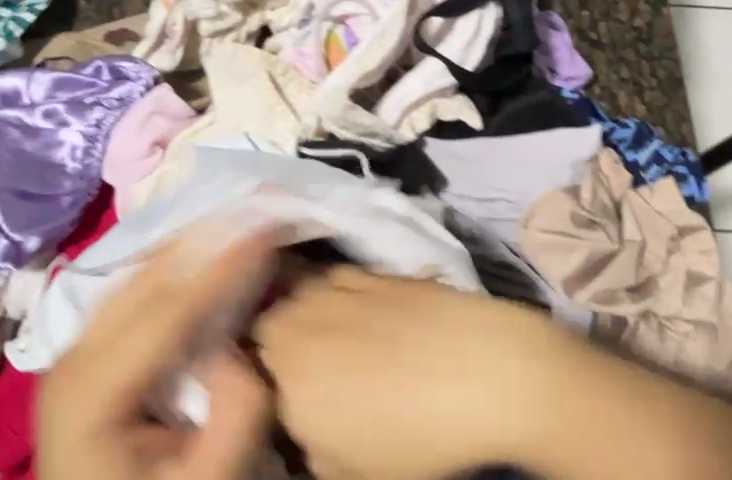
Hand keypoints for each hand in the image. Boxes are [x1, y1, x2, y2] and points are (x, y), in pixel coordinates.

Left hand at [37, 228, 276, 479]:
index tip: (269, 228)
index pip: (167, 309)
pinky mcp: (89, 352)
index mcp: (91, 394)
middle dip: (209, 237)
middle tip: (263, 205)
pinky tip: (211, 248)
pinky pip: (135, 291)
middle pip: (147, 279)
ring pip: (139, 275)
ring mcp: (75, 351)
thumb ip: (233, 418)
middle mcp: (72, 358)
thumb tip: (237, 351)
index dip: (222, 263)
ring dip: (194, 244)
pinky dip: (177, 264)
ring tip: (244, 216)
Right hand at [250, 267, 591, 479]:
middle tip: (299, 369)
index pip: (240, 370)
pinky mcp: (376, 271)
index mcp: (283, 376)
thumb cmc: (417, 437)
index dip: (253, 382)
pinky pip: (337, 279)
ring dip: (303, 312)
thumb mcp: (349, 471)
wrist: (491, 370)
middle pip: (265, 322)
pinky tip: (365, 317)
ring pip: (298, 292)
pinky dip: (338, 296)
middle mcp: (299, 321)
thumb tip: (309, 427)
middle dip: (272, 342)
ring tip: (331, 340)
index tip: (270, 394)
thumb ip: (310, 448)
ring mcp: (339, 287)